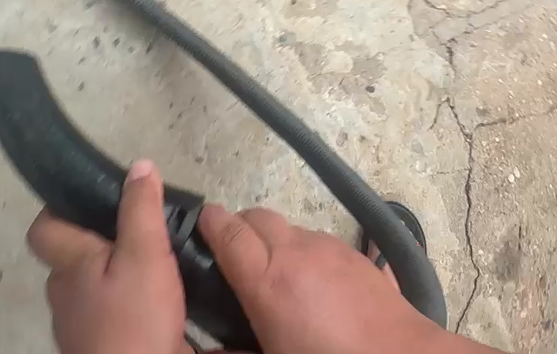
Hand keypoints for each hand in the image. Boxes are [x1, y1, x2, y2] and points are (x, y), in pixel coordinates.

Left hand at [27, 159, 187, 353]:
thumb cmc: (134, 321)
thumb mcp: (147, 254)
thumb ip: (141, 209)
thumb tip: (138, 166)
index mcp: (69, 268)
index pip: (44, 229)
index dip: (63, 206)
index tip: (99, 193)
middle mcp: (65, 296)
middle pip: (75, 254)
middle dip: (106, 235)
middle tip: (146, 222)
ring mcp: (80, 327)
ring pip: (95, 282)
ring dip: (121, 267)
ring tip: (161, 255)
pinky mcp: (100, 346)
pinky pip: (110, 308)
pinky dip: (129, 296)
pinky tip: (162, 295)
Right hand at [199, 204, 443, 353]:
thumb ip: (235, 352)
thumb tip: (209, 351)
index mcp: (269, 281)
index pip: (231, 234)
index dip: (211, 223)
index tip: (200, 221)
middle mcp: (298, 252)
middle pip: (258, 217)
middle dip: (239, 227)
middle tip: (228, 255)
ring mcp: (330, 247)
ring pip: (289, 228)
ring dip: (273, 241)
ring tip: (271, 277)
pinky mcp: (355, 252)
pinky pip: (318, 241)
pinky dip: (302, 251)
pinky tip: (309, 285)